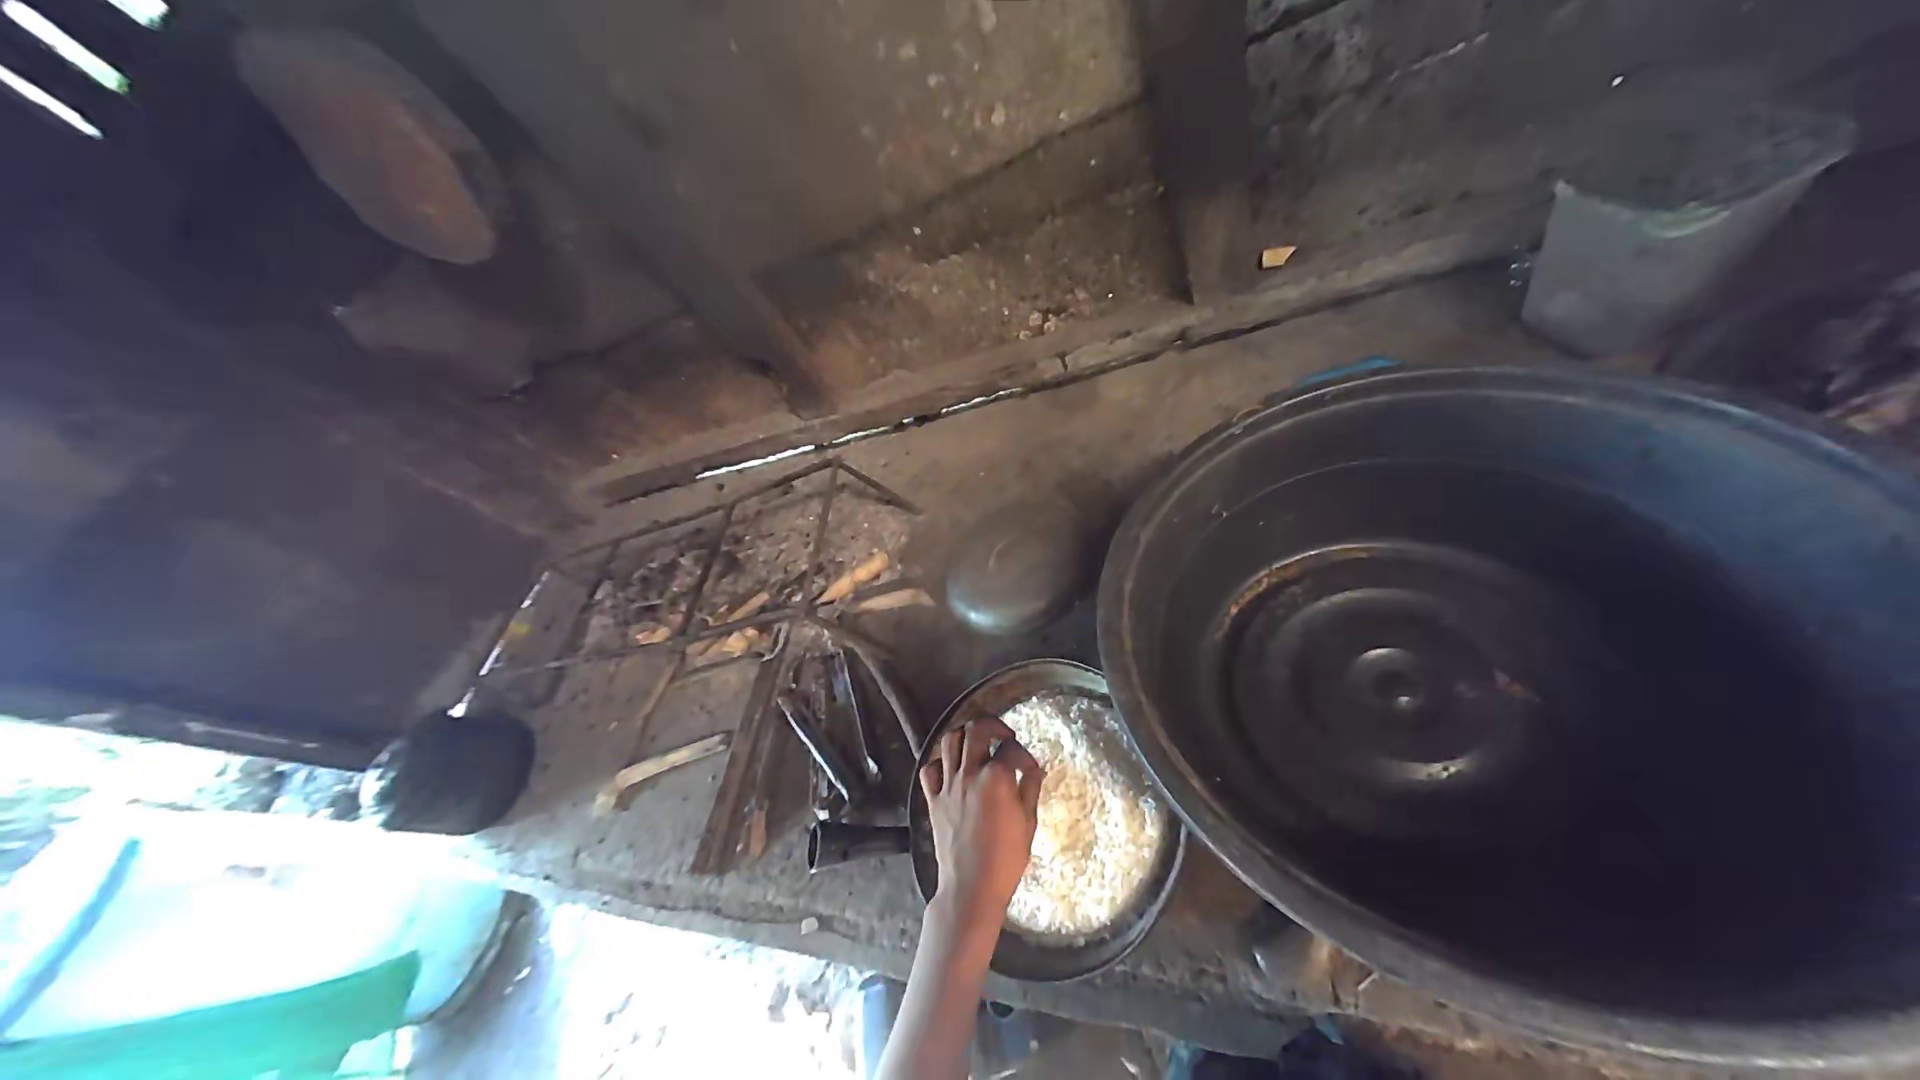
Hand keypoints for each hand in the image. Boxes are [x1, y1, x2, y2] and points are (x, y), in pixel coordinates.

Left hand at [919, 717, 1045, 937]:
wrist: (971, 887)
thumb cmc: (1005, 860)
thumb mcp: (1028, 822)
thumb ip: (1030, 788)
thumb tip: (1033, 769)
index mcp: (997, 778)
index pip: (1011, 749)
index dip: (1023, 754)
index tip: (1029, 768)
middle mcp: (970, 774)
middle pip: (977, 729)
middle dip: (993, 725)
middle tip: (1004, 736)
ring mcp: (948, 785)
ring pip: (950, 740)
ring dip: (966, 735)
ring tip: (978, 744)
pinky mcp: (933, 799)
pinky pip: (930, 769)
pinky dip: (940, 762)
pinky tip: (952, 769)